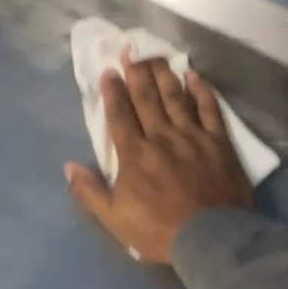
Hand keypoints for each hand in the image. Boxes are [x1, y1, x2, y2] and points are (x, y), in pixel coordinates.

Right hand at [65, 55, 254, 263]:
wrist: (210, 237)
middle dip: (136, 73)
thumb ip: (90, 192)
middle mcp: (161, 137)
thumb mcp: (114, 219)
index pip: (120, 116)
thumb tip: (68, 167)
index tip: (108, 72)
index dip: (113, 93)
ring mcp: (192, 136)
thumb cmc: (158, 232)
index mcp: (134, 155)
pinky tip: (193, 76)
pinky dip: (201, 90)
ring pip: (175, 97)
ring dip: (164, 74)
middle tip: (130, 50)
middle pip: (147, 99)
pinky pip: (209, 108)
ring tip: (155, 56)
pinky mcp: (219, 141)